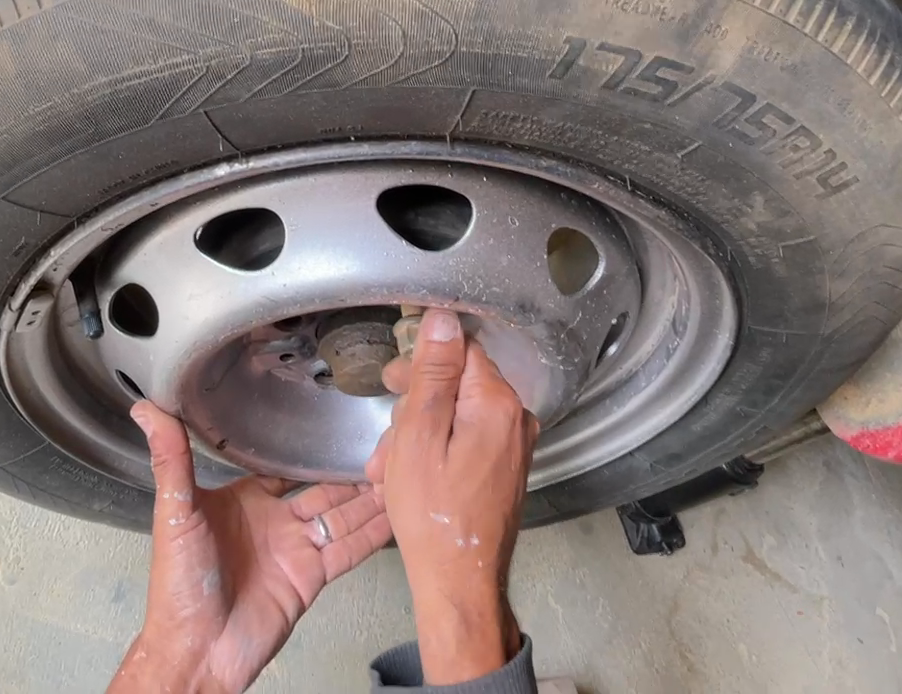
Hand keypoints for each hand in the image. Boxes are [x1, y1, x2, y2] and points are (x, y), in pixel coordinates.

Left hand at [108, 401, 392, 693]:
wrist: (196, 650)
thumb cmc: (179, 583)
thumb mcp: (175, 511)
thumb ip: (171, 458)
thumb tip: (145, 407)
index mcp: (245, 500)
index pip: (284, 467)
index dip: (308, 448)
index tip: (332, 420)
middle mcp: (274, 521)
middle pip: (321, 489)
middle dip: (348, 470)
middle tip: (381, 443)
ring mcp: (296, 549)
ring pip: (340, 514)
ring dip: (367, 496)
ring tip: (397, 471)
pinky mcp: (311, 578)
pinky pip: (347, 550)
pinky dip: (371, 532)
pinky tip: (393, 513)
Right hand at [367, 310, 537, 684]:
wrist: (460, 584)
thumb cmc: (432, 510)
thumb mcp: (420, 434)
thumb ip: (433, 373)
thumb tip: (443, 317)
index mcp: (497, 403)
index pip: (460, 349)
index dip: (421, 362)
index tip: (392, 383)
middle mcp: (516, 418)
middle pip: (457, 382)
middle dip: (415, 406)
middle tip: (385, 439)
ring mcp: (514, 445)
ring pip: (456, 414)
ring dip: (419, 433)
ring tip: (388, 468)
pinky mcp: (506, 467)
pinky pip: (466, 439)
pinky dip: (436, 450)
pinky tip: (409, 475)